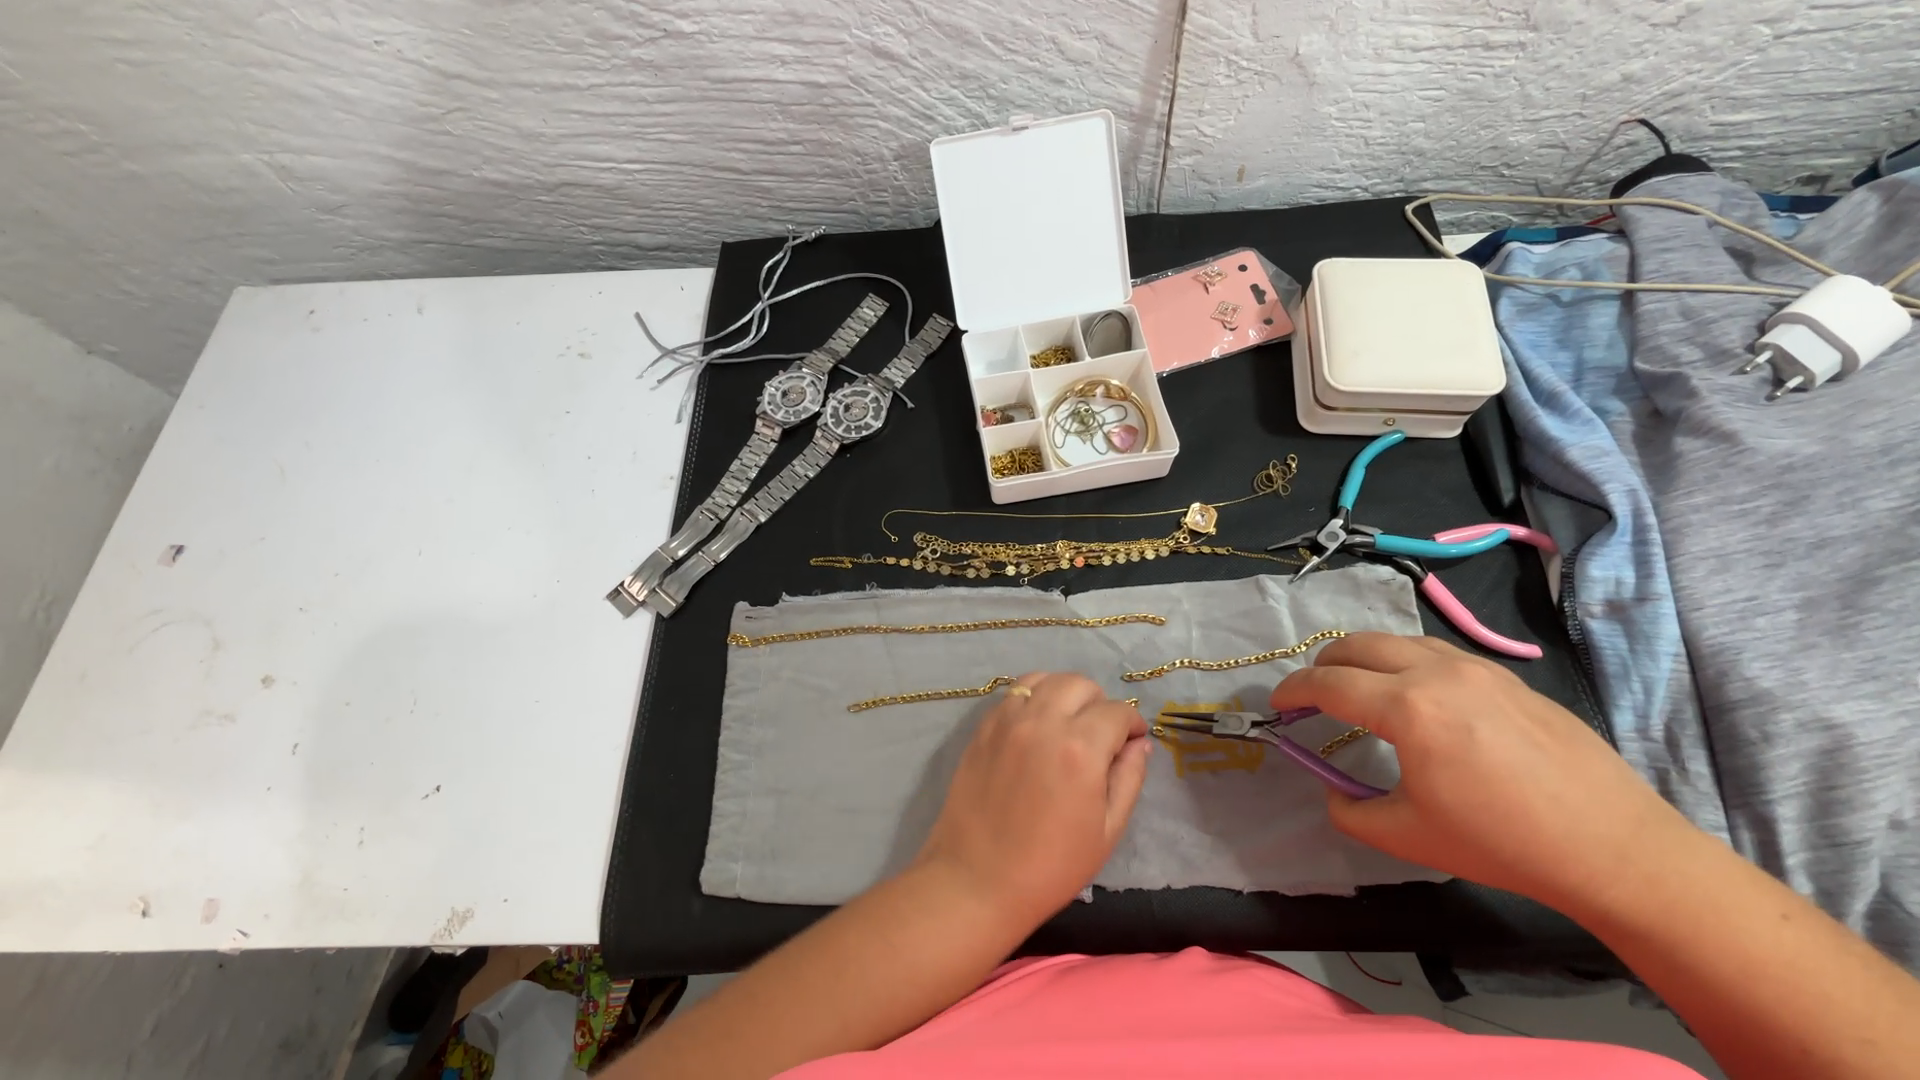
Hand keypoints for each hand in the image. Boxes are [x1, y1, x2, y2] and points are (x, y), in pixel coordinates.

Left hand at [914, 673, 1150, 925]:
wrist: (977, 880)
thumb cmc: (1051, 867)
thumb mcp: (1107, 830)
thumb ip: (1129, 779)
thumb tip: (1140, 744)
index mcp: (1080, 749)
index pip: (1117, 712)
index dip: (1132, 725)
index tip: (1132, 744)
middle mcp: (1042, 722)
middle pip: (1081, 684)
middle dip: (1100, 704)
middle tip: (1100, 736)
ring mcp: (1007, 721)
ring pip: (1044, 679)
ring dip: (1064, 694)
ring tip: (1067, 725)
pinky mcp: (982, 728)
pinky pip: (1013, 693)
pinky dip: (1033, 698)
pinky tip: (1036, 728)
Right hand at [1273, 633, 1694, 914]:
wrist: (1611, 845)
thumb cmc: (1500, 842)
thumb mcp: (1406, 836)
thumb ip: (1350, 810)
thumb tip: (1335, 790)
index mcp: (1407, 708)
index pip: (1329, 683)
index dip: (1293, 690)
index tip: (1275, 704)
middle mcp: (1438, 672)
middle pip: (1358, 644)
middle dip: (1323, 664)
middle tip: (1311, 693)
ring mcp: (1479, 669)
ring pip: (1400, 640)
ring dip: (1365, 657)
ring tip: (1357, 686)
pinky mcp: (1510, 679)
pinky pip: (1439, 653)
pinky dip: (1406, 662)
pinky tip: (1415, 695)